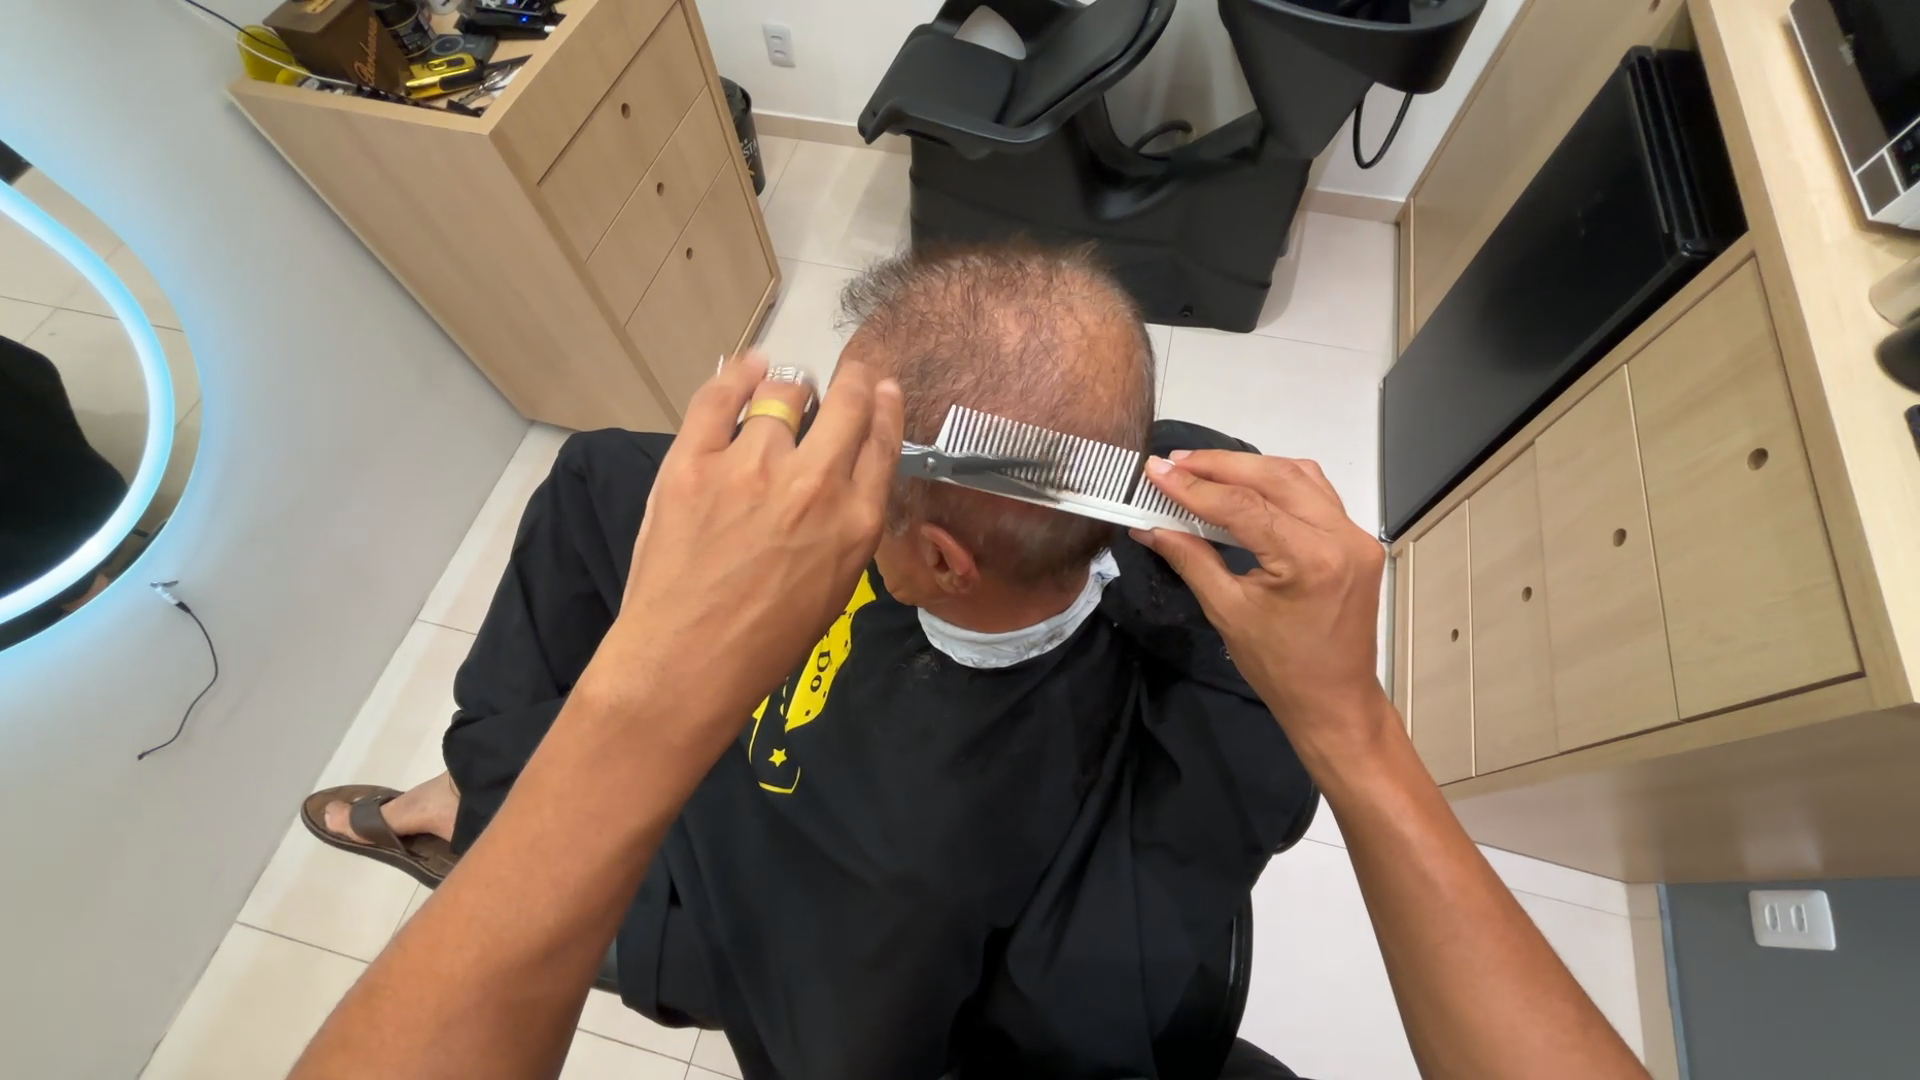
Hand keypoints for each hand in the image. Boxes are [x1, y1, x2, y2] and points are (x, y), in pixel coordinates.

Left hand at [583, 354, 903, 755]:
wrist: (688, 660)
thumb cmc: (771, 638)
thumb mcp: (838, 583)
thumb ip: (851, 523)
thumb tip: (846, 476)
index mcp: (856, 520)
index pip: (882, 441)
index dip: (884, 406)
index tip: (881, 388)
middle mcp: (814, 483)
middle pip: (846, 403)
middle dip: (852, 382)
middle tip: (846, 380)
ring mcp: (752, 466)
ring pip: (784, 392)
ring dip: (793, 391)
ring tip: (785, 397)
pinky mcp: (694, 461)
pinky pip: (720, 395)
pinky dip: (740, 374)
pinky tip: (750, 366)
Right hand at [1130, 451, 1395, 770]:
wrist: (1333, 699)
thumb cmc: (1277, 666)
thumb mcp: (1226, 611)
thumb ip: (1190, 558)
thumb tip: (1150, 525)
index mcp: (1308, 560)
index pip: (1242, 506)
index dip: (1193, 486)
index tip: (1155, 471)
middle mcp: (1340, 537)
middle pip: (1274, 477)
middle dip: (1219, 465)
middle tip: (1174, 462)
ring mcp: (1354, 535)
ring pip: (1298, 475)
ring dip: (1248, 466)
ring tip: (1202, 467)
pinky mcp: (1355, 539)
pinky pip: (1314, 492)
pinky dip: (1277, 480)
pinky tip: (1245, 483)